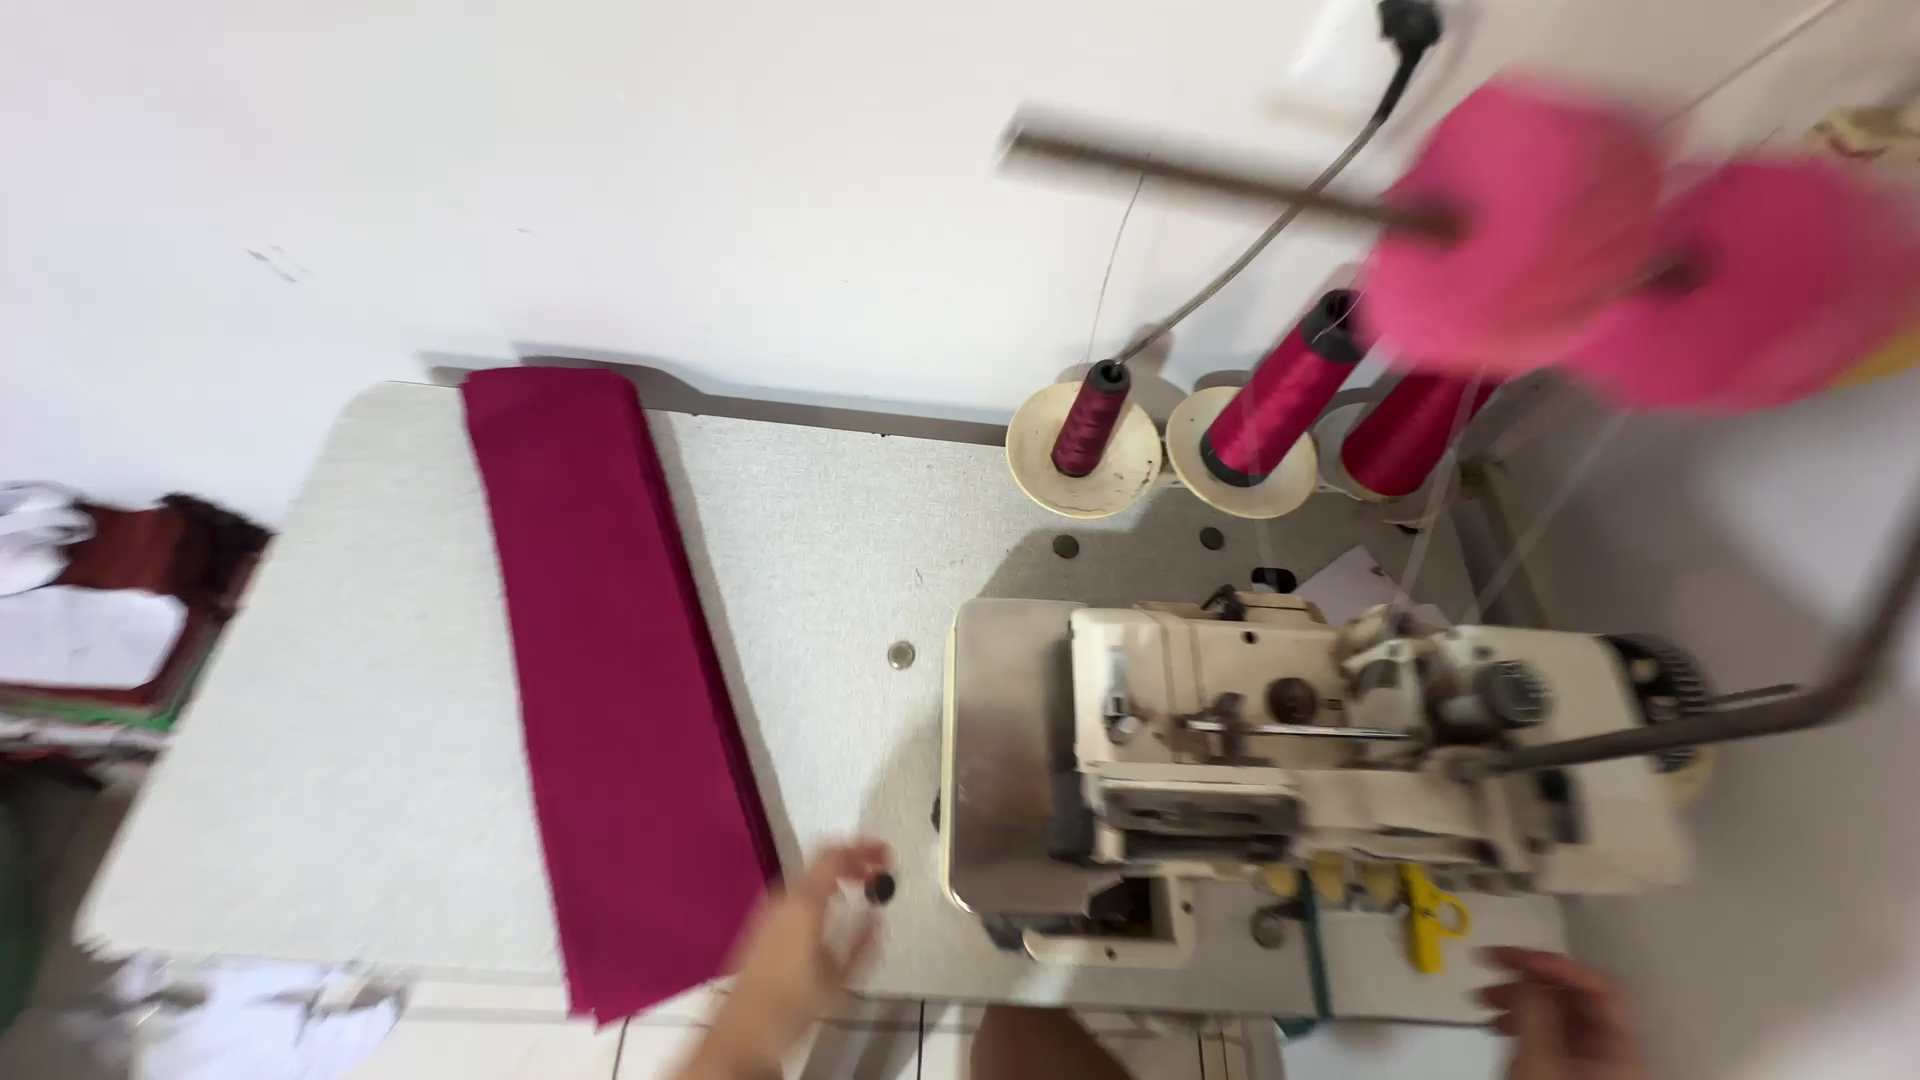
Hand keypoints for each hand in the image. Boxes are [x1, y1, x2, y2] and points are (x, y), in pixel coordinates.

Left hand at [689, 840, 892, 1078]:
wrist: (740, 1035)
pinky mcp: (763, 923)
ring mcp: (770, 909)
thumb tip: (877, 915)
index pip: (834, 855)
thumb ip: (862, 941)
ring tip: (861, 886)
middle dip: (852, 858)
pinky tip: (834, 907)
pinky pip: (798, 890)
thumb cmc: (792, 1007)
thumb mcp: (838, 979)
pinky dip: (822, 887)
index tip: (886, 856)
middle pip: (820, 860)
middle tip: (877, 869)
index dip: (863, 848)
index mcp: (804, 903)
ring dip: (837, 873)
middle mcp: (784, 897)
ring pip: (809, 875)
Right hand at [1478, 947, 1648, 1079]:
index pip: (1604, 992)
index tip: (1513, 958)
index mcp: (1621, 1055)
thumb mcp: (1537, 1068)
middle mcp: (1614, 1053)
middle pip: (1577, 995)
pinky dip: (1520, 1015)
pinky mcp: (1573, 1067)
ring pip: (1559, 1009)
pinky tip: (1495, 1022)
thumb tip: (1527, 976)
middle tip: (1487, 964)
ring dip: (1517, 995)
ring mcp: (1594, 1061)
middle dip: (1528, 977)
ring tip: (1481, 1000)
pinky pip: (1550, 1027)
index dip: (1560, 966)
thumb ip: (1535, 1017)